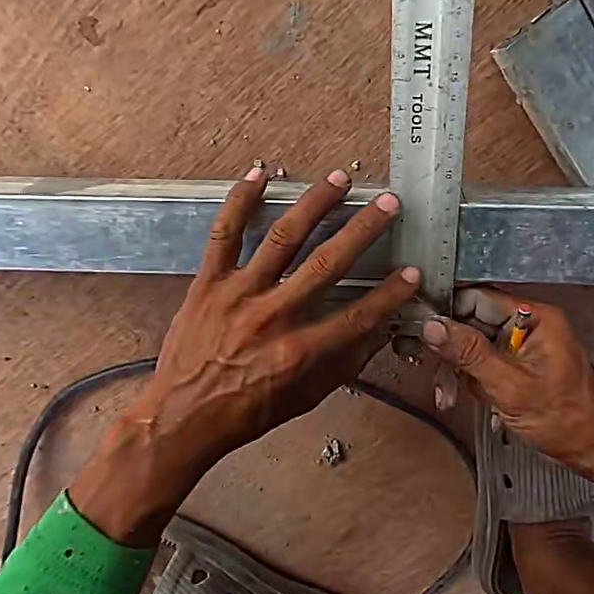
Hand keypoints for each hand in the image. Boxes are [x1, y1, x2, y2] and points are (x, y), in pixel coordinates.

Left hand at [70, 166, 420, 544]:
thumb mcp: (304, 398)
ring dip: (315, 205)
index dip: (391, 293)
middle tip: (388, 205)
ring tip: (339, 180)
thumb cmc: (244, 412)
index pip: (360, 314)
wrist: (182, 417)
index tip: (411, 273)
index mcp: (300, 351)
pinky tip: (258, 176)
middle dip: (364, 230)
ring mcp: (239, 294)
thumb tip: (378, 333)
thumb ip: (343, 364)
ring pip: (284, 238)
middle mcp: (273, 316)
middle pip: (329, 263)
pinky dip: (239, 201)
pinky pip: (225, 234)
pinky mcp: (209, 283)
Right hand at [422, 288, 593, 496]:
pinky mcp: (514, 363)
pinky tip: (457, 398)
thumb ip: (469, 353)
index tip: (419, 330)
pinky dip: (467, 379)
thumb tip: (431, 325)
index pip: (477, 298)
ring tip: (448, 397)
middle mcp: (526, 323)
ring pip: (470, 344)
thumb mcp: (509, 385)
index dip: (446, 312)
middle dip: (449, 350)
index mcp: (534, 317)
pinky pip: (479, 361)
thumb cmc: (561, 418)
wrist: (592, 449)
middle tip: (432, 372)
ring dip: (455, 370)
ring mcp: (519, 344)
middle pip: (470, 321)